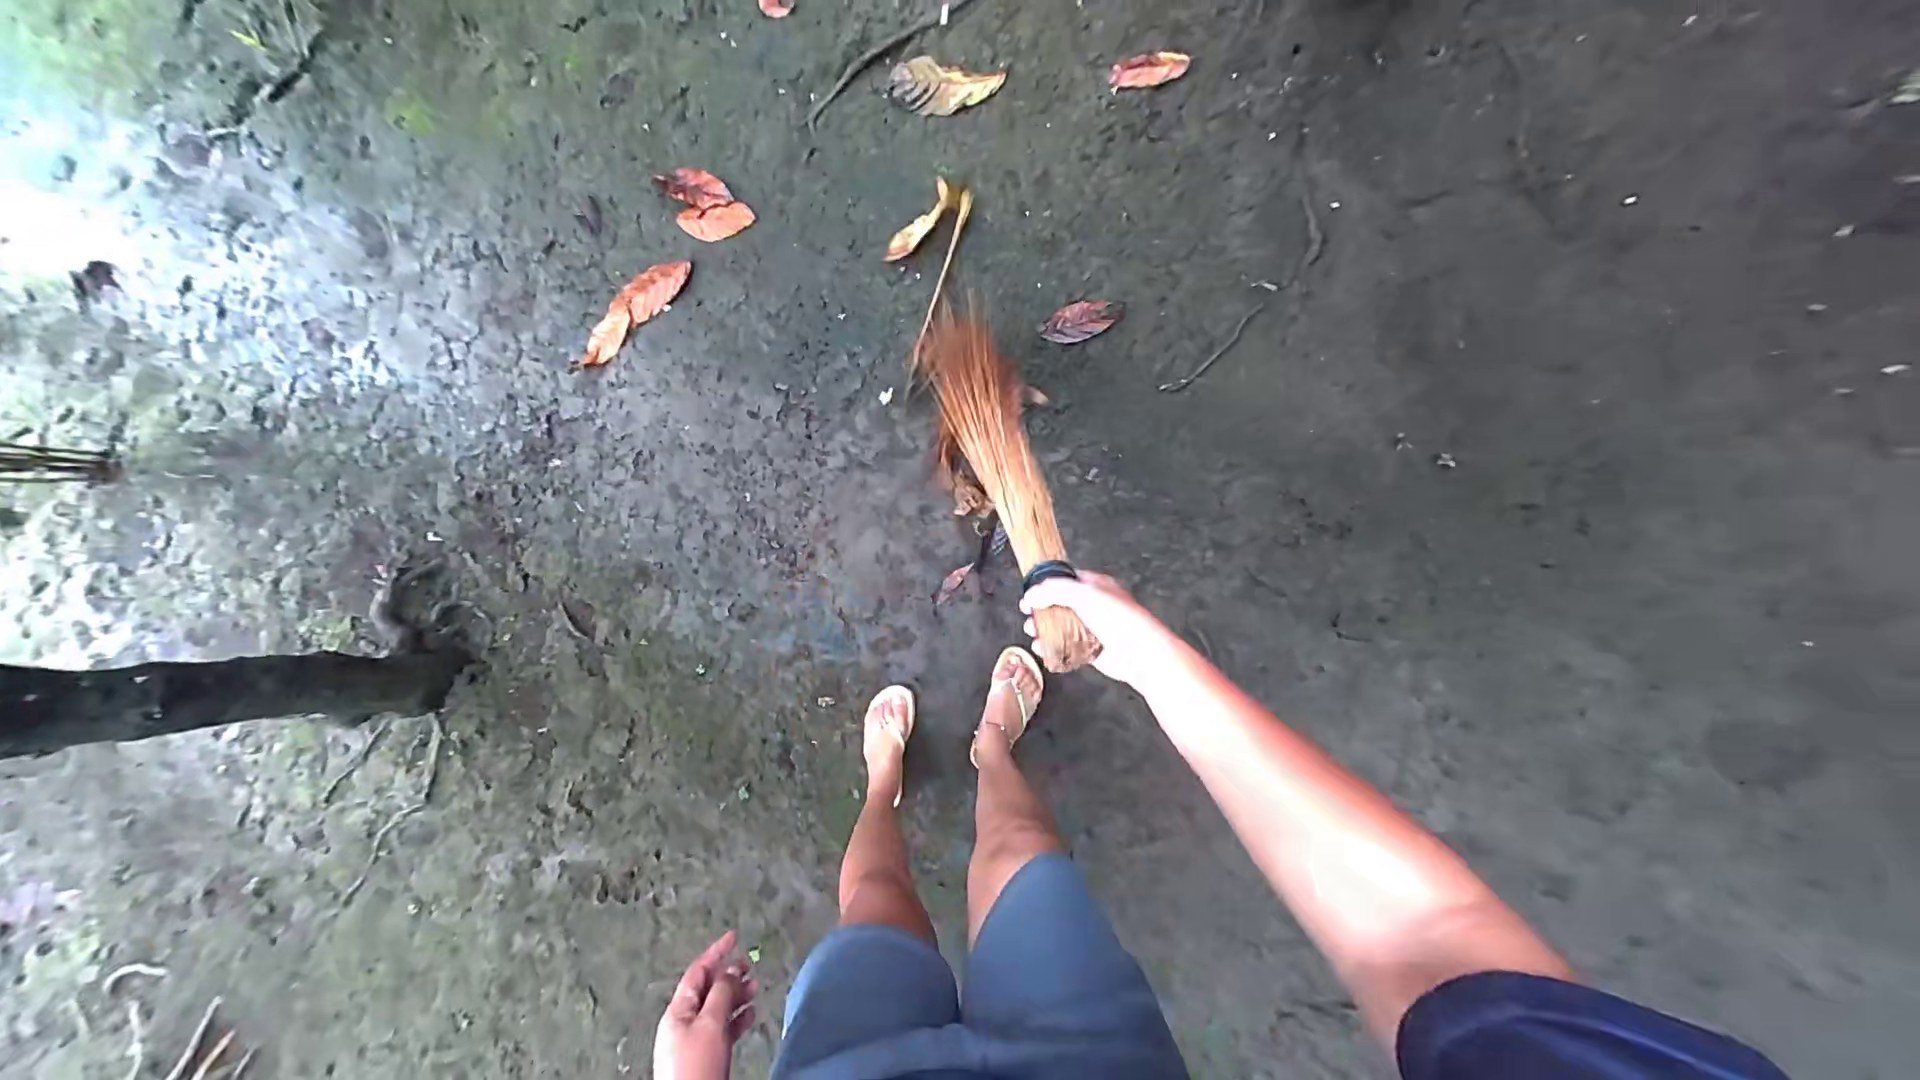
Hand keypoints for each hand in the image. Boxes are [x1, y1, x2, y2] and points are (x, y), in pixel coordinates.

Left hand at [653, 930, 757, 1079]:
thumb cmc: (697, 1064)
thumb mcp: (710, 1024)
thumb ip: (722, 992)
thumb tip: (731, 969)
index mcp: (678, 1011)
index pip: (698, 971)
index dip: (716, 951)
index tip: (734, 936)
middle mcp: (684, 1022)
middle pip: (708, 988)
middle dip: (729, 974)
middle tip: (750, 964)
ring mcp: (694, 1040)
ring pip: (718, 1008)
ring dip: (737, 995)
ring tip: (755, 987)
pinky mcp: (706, 1056)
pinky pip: (722, 1029)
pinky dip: (737, 1018)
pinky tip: (750, 1015)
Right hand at [1020, 571, 1182, 689]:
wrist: (1139, 652)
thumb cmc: (1119, 618)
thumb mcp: (1083, 593)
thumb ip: (1054, 590)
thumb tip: (1032, 594)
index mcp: (1096, 585)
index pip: (1065, 580)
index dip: (1045, 586)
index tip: (1029, 594)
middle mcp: (1094, 605)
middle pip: (1060, 604)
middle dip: (1041, 610)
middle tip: (1028, 615)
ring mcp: (1093, 628)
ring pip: (1061, 626)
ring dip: (1044, 630)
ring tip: (1032, 632)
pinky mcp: (1092, 649)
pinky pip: (1067, 646)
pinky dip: (1053, 647)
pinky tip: (1042, 648)